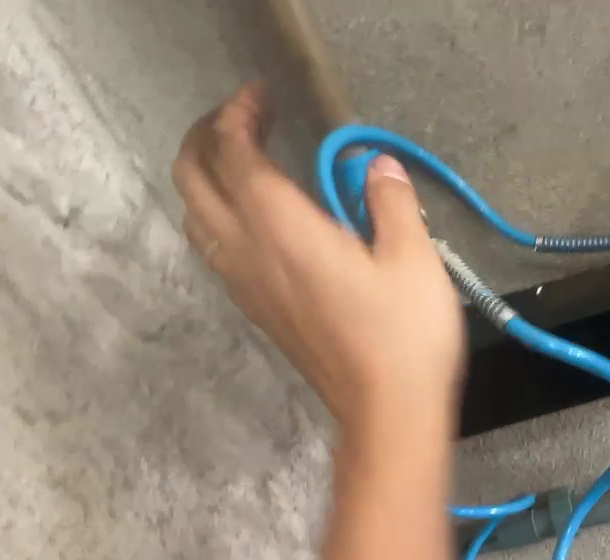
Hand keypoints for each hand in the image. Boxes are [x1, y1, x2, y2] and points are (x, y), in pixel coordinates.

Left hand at [172, 83, 463, 441]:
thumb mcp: (415, 261)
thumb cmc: (406, 336)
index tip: (263, 96)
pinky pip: (217, 252)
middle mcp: (249, 252)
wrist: (389, 412)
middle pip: (193, 178)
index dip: (239, 113)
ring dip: (207, 181)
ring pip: (196, 218)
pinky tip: (258, 228)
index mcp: (282, 228)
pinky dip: (222, 221)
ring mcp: (248, 288)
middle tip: (243, 123)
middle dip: (206, 137)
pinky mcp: (262, 315)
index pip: (234, 151)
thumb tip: (379, 167)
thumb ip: (392, 204)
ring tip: (243, 170)